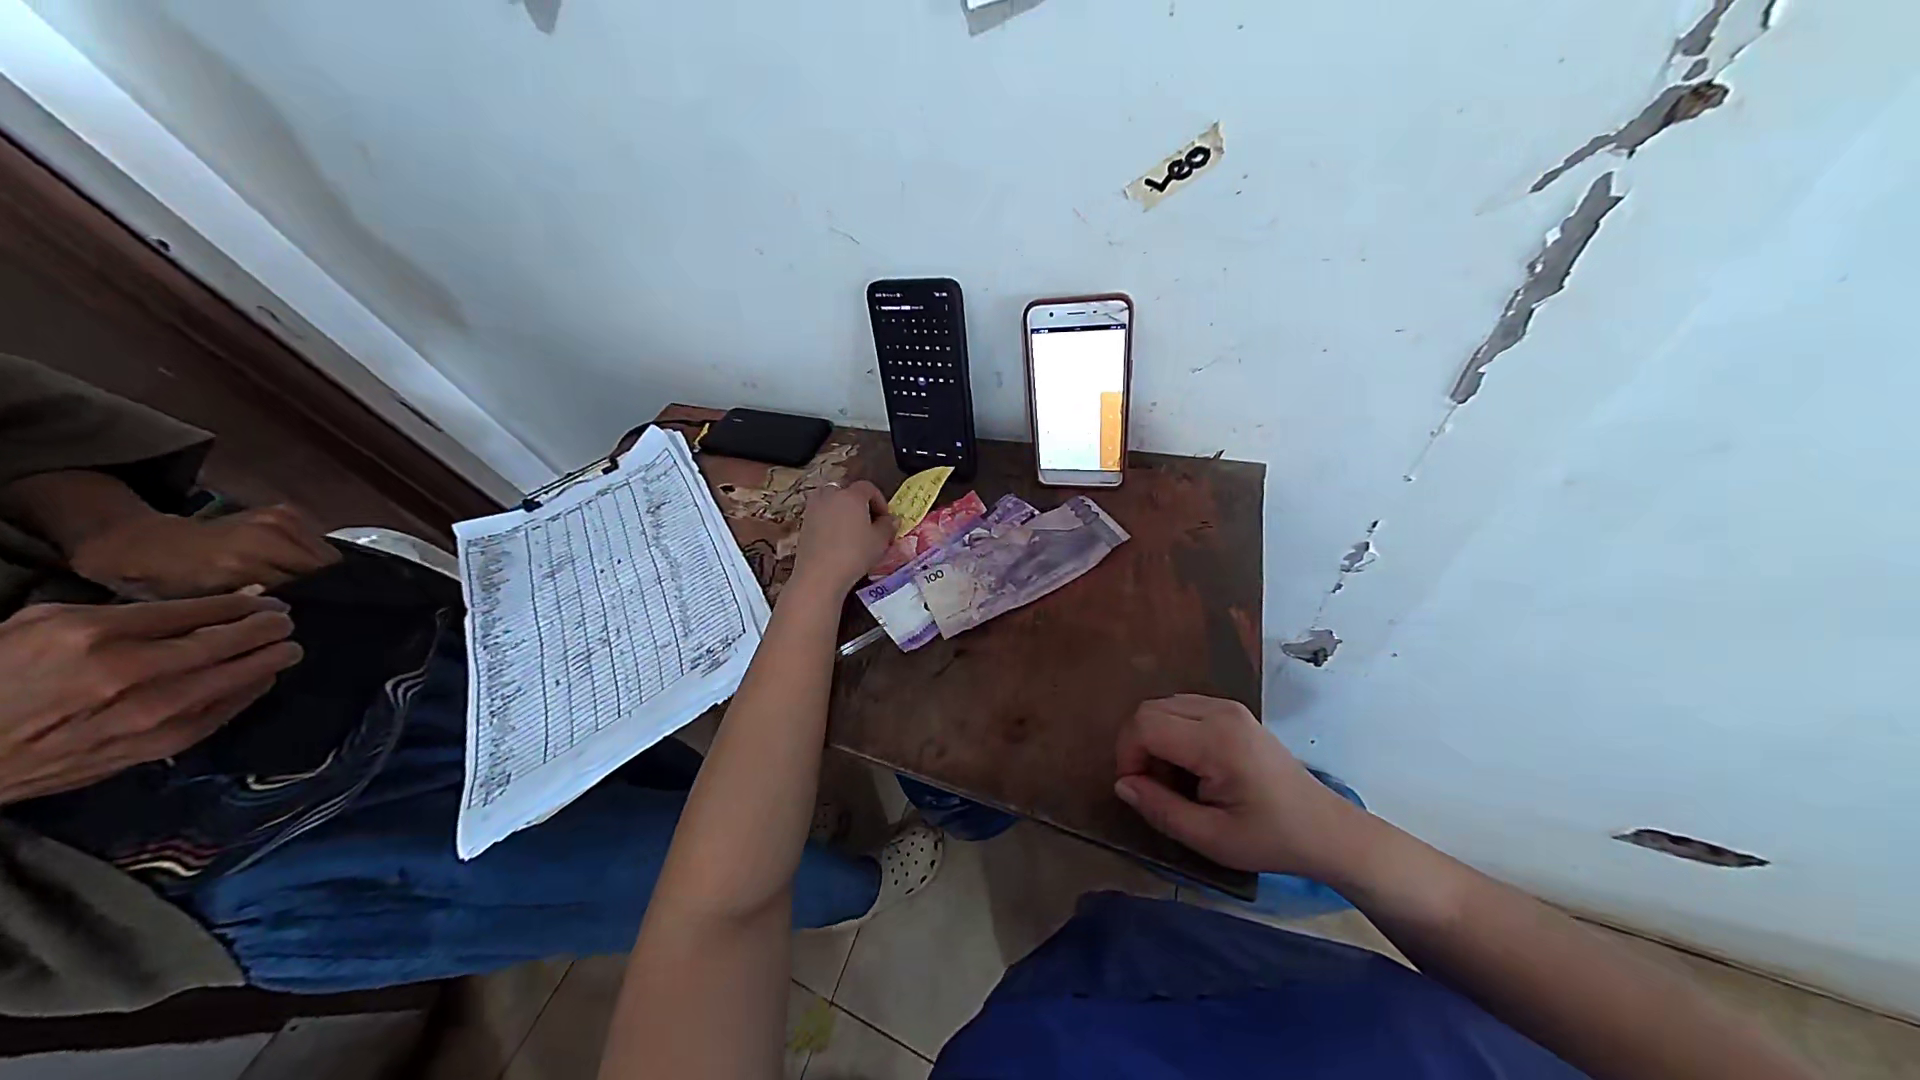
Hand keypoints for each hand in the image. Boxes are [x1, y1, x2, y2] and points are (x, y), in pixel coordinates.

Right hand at [0, 595, 302, 803]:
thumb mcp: (48, 623)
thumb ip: (137, 611)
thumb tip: (218, 600)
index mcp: (95, 636)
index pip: (203, 611)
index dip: (246, 604)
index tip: (269, 600)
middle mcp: (130, 673)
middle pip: (233, 642)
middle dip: (271, 627)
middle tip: (285, 621)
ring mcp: (148, 714)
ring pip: (242, 677)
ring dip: (271, 658)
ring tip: (286, 645)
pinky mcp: (157, 745)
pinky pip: (226, 710)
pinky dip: (251, 689)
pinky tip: (260, 677)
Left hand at [70, 504, 340, 599]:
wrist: (140, 541)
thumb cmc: (161, 580)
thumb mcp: (194, 603)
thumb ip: (243, 607)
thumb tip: (286, 611)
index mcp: (238, 566)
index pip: (301, 589)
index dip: (307, 605)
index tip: (305, 615)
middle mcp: (264, 538)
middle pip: (322, 570)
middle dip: (320, 587)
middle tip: (312, 603)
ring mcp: (277, 521)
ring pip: (327, 555)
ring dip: (320, 571)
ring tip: (306, 585)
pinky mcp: (285, 513)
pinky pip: (319, 541)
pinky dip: (314, 556)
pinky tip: (299, 566)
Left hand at [789, 481, 895, 594]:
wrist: (819, 575)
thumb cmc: (855, 554)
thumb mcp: (880, 541)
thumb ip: (888, 526)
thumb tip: (891, 519)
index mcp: (852, 495)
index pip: (868, 487)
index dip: (880, 501)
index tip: (885, 518)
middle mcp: (830, 495)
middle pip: (847, 491)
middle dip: (859, 503)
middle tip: (868, 522)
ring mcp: (813, 508)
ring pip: (831, 501)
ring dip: (842, 510)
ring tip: (851, 530)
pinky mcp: (803, 523)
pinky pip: (820, 514)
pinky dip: (829, 520)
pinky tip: (836, 539)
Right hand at [1114, 694, 1369, 879]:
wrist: (1327, 830)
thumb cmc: (1271, 838)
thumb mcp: (1211, 838)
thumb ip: (1160, 809)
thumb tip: (1122, 784)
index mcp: (1217, 741)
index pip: (1144, 725)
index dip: (1127, 756)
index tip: (1137, 790)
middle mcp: (1221, 712)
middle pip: (1149, 709)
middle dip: (1137, 747)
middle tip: (1153, 787)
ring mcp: (1229, 707)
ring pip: (1163, 706)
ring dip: (1153, 739)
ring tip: (1172, 779)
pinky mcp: (1233, 711)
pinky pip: (1182, 708)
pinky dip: (1170, 732)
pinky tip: (1188, 765)